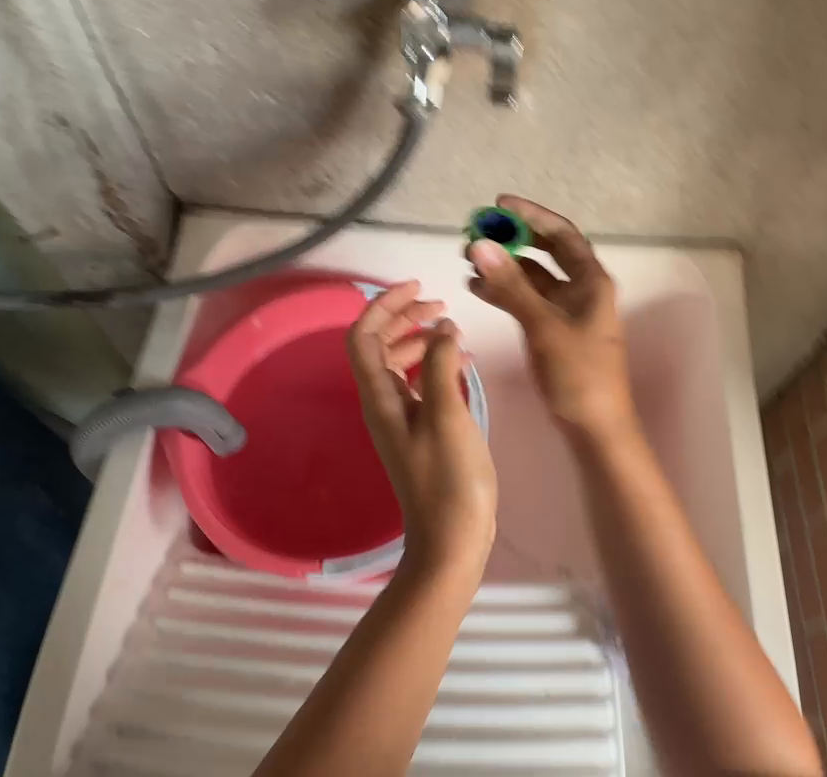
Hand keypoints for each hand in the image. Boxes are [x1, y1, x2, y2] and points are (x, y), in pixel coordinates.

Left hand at [346, 281, 497, 577]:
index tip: (417, 287)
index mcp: (380, 397)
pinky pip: (420, 383)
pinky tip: (463, 362)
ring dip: (422, 339)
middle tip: (440, 304)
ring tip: (455, 329)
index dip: (384, 306)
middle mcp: (383, 403)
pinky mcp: (421, 431)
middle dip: (405, 317)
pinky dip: (437, 364)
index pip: (364, 337)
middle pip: (380, 346)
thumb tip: (443, 329)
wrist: (451, 538)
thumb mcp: (447, 415)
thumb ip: (442, 365)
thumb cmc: (448, 478)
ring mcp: (402, 418)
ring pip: (401, 363)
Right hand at [465, 196, 638, 444]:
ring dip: (504, 267)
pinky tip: (476, 288)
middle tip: (476, 234)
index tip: (498, 204)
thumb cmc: (578, 374)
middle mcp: (582, 289)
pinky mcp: (554, 331)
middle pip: (546, 252)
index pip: (562, 234)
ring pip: (533, 278)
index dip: (531, 215)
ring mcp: (568, 311)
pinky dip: (504, 293)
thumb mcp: (542, 325)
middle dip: (512, 241)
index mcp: (592, 281)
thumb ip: (510, 285)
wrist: (596, 428)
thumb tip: (479, 245)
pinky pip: (527, 302)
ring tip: (467, 260)